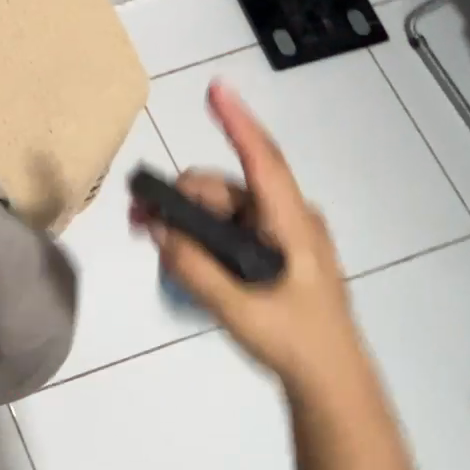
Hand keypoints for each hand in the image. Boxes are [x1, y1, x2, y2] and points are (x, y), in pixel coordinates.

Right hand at [133, 82, 362, 391]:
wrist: (331, 381)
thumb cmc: (294, 342)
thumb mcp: (237, 309)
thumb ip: (193, 268)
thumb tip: (158, 229)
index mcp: (293, 226)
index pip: (264, 162)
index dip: (238, 123)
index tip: (216, 88)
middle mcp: (288, 219)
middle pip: (226, 188)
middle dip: (180, 196)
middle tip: (139, 221)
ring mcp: (282, 236)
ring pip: (222, 209)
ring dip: (185, 218)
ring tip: (151, 241)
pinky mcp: (273, 252)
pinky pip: (228, 228)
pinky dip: (198, 232)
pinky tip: (176, 252)